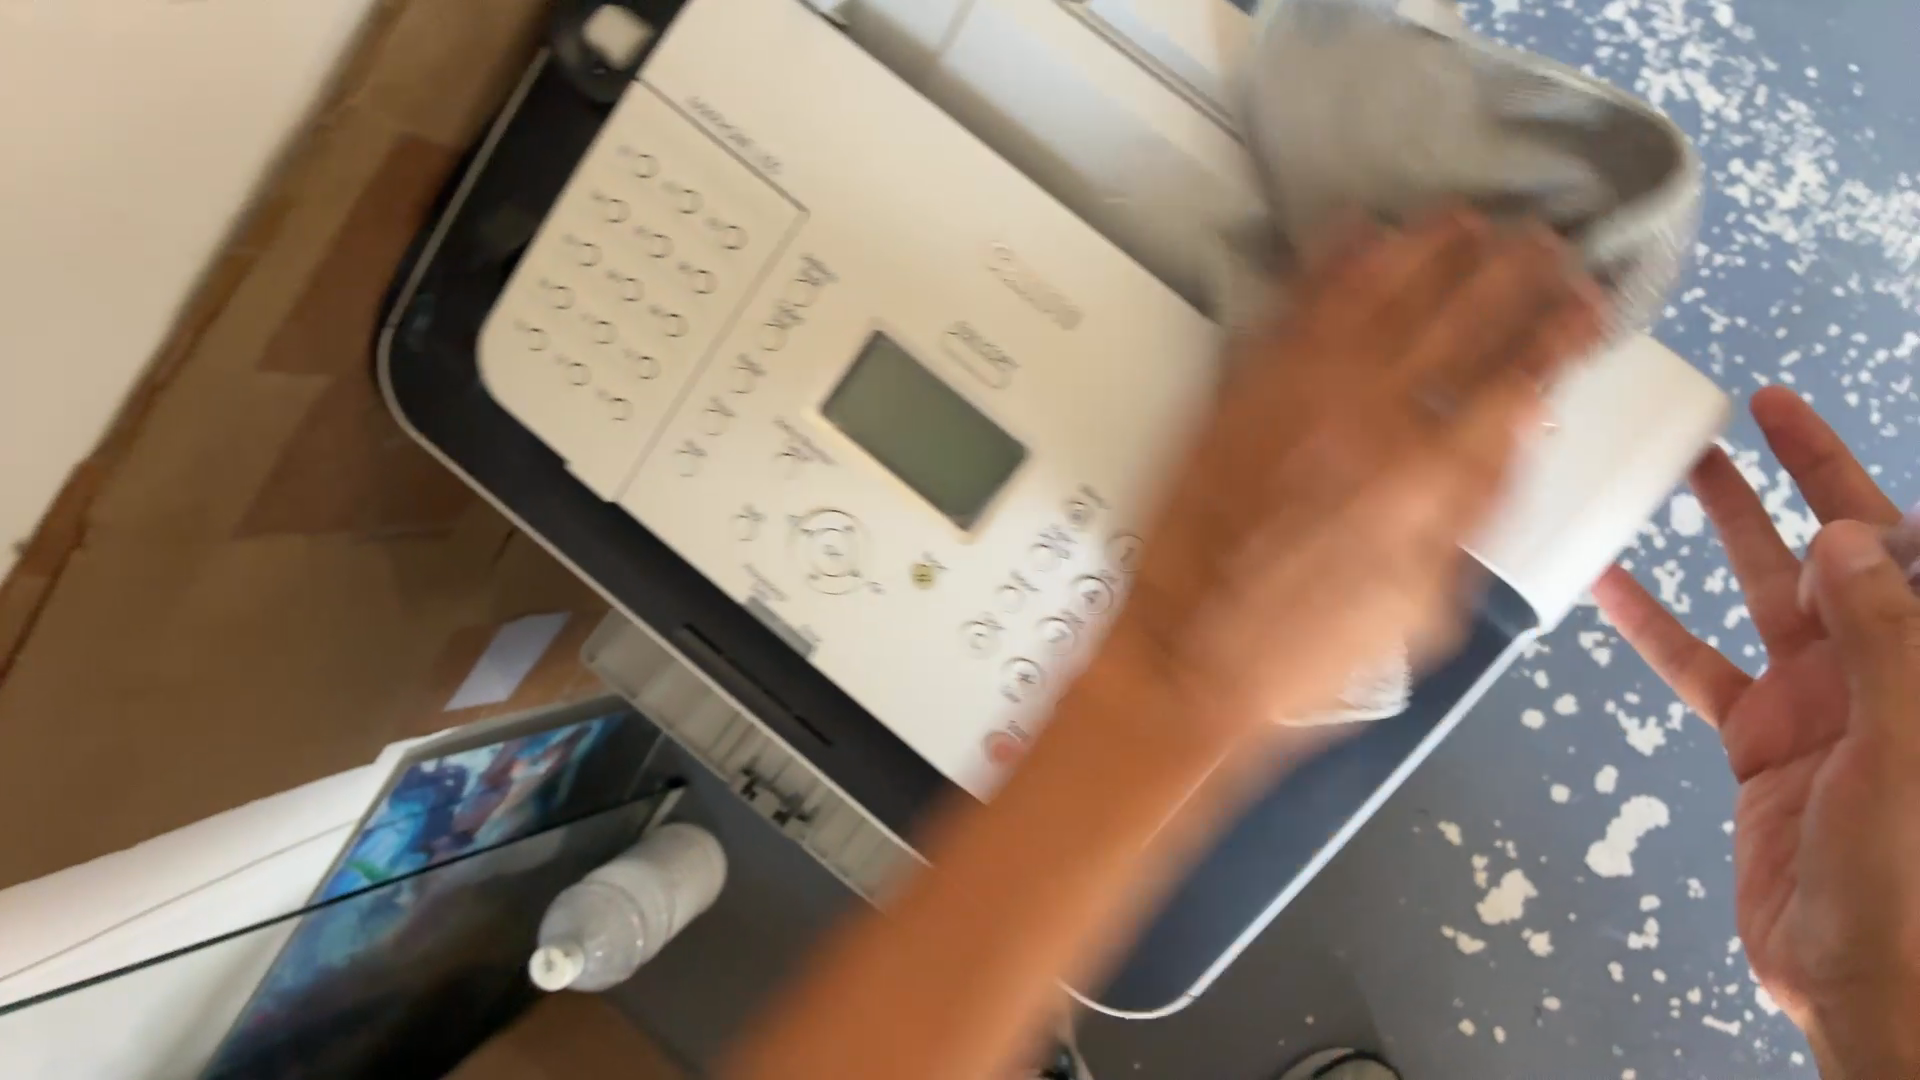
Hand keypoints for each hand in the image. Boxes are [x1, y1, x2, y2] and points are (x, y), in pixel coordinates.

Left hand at [1107, 210, 1603, 737]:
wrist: (1182, 651)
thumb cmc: (1296, 652)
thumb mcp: (1421, 609)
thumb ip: (1472, 512)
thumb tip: (1509, 436)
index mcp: (1425, 478)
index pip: (1519, 376)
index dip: (1564, 328)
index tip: (1586, 301)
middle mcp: (1364, 423)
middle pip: (1457, 319)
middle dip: (1511, 269)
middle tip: (1541, 238)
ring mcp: (1292, 404)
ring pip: (1373, 298)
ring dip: (1425, 250)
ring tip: (1460, 220)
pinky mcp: (1233, 402)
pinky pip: (1285, 316)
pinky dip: (1323, 270)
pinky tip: (1348, 239)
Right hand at [1594, 387, 1919, 1076]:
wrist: (1870, 985)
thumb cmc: (1917, 883)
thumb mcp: (1911, 751)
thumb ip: (1888, 642)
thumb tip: (1849, 538)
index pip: (1899, 542)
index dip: (1841, 468)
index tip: (1786, 414)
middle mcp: (1886, 670)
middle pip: (1827, 554)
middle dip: (1780, 485)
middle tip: (1726, 428)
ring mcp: (1818, 702)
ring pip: (1752, 598)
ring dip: (1707, 543)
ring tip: (1666, 488)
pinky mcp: (1758, 736)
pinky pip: (1693, 665)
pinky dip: (1649, 626)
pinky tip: (1612, 590)